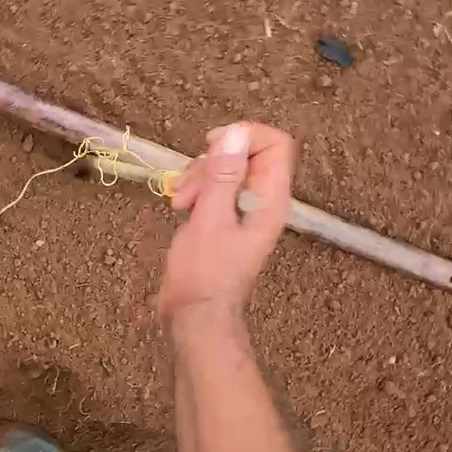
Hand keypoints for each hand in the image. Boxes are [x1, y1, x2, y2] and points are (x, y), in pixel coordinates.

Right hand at [159, 122, 297, 322]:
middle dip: (211, 163)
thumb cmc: (203, 274)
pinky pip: (215, 194)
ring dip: (199, 178)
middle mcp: (262, 203)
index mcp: (270, 200)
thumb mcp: (210, 221)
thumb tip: (233, 133)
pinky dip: (196, 193)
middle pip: (246, 156)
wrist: (194, 318)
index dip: (243, 136)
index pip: (274, 144)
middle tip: (185, 190)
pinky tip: (180, 209)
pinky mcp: (223, 225)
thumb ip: (222, 176)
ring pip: (226, 173)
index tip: (209, 146)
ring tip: (178, 202)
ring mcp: (242, 215)